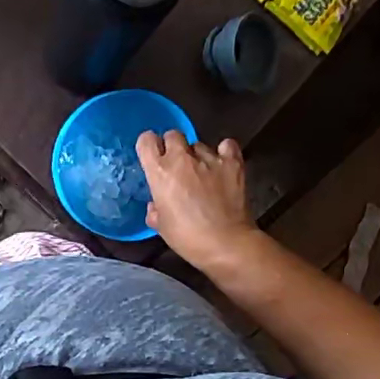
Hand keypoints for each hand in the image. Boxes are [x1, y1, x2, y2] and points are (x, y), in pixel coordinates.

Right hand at [136, 130, 257, 270]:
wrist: (225, 243)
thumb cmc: (187, 238)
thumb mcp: (161, 226)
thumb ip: (155, 209)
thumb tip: (156, 205)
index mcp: (160, 172)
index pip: (147, 140)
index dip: (149, 146)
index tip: (153, 156)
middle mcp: (182, 158)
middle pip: (173, 135)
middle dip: (173, 147)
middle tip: (178, 166)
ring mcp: (210, 158)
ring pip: (199, 144)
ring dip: (198, 155)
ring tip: (204, 174)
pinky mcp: (232, 162)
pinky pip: (226, 146)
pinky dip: (224, 152)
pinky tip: (223, 164)